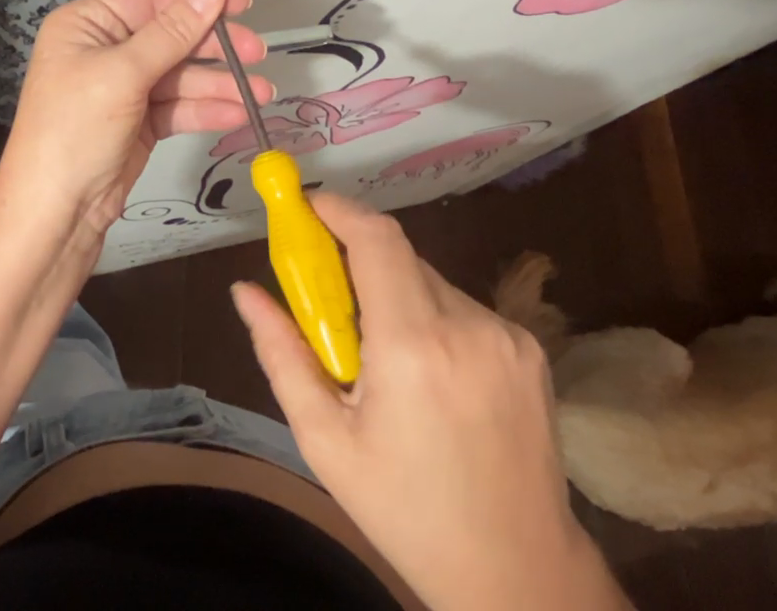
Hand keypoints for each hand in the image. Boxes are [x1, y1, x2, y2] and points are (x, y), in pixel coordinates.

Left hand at [0, 0, 272, 243]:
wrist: (55, 213)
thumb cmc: (75, 130)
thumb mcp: (123, 74)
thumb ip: (173, 32)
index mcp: (86, 25)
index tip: (243, 2)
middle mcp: (103, 50)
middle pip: (170, 36)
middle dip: (214, 46)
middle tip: (257, 53)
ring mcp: (122, 89)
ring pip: (179, 75)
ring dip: (219, 84)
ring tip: (261, 93)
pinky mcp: (138, 123)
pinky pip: (177, 107)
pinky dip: (205, 110)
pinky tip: (238, 114)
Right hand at [232, 194, 627, 610]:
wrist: (518, 571)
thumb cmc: (404, 508)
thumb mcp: (325, 439)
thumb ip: (282, 354)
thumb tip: (245, 291)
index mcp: (414, 347)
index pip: (377, 240)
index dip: (338, 210)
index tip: (304, 205)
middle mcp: (470, 326)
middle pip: (401, 258)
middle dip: (356, 262)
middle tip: (325, 298)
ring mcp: (510, 336)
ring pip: (432, 284)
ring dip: (395, 297)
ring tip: (379, 360)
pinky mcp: (532, 350)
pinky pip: (465, 310)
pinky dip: (431, 319)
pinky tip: (426, 376)